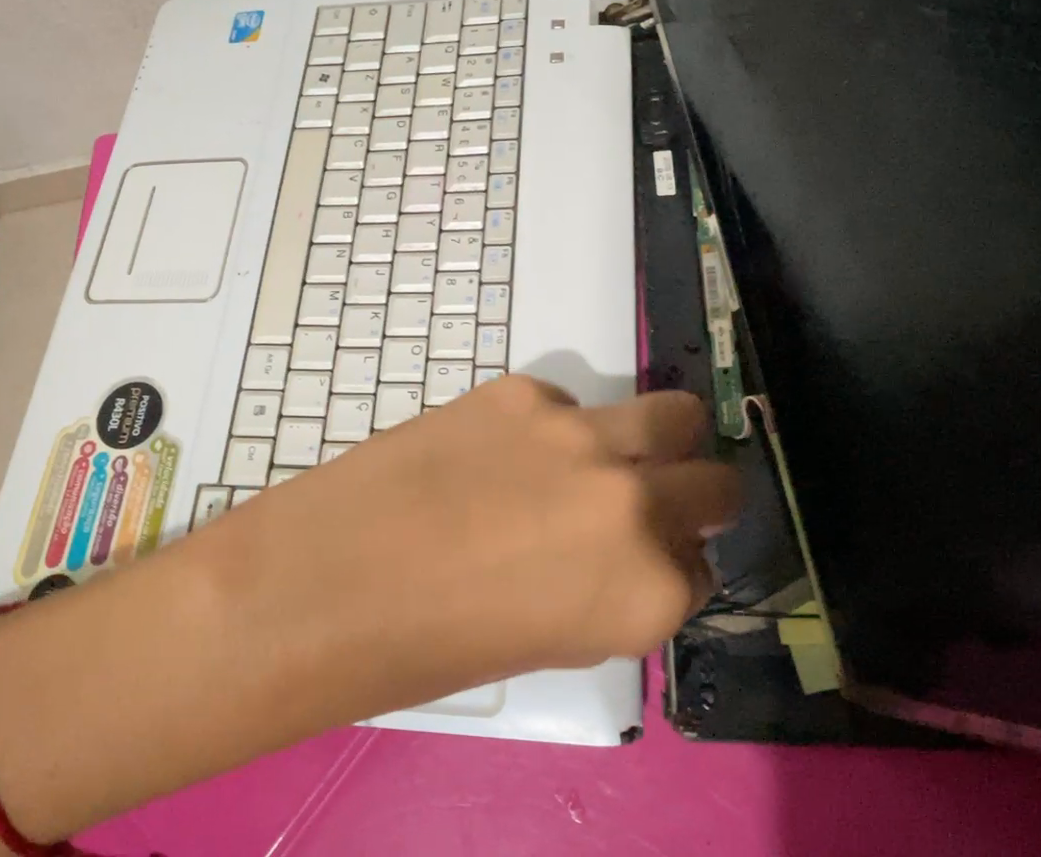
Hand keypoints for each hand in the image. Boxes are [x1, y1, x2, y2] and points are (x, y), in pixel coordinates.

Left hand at [186, 375, 741, 718]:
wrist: (323, 582)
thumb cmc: (427, 649)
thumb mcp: (549, 644)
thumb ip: (611, 592)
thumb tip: (628, 554)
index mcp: (648, 592)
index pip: (704, 569)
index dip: (671, 567)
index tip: (638, 566)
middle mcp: (637, 505)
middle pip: (717, 481)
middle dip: (692, 499)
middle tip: (641, 508)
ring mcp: (582, 436)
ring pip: (674, 414)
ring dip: (653, 441)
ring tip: (594, 463)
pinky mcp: (525, 391)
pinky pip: (571, 405)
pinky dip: (555, 429)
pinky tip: (496, 455)